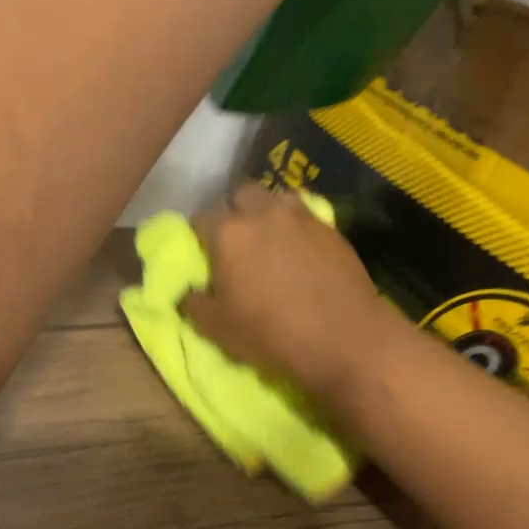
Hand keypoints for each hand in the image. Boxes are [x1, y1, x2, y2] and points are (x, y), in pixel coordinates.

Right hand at [181, 183, 408, 388]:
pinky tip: (297, 251)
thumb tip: (187, 292)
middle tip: (233, 240)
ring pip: (276, 198)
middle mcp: (263, 213)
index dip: (197, 234)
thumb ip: (194, 304)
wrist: (340, 335)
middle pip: (241, 193)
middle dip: (233, 210)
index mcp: (228, 233)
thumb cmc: (268, 332)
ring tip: (267, 239)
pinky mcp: (330, 228)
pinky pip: (304, 215)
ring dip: (266, 212)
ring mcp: (301, 217)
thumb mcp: (216, 328)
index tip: (200, 252)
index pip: (201, 217)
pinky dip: (294, 226)